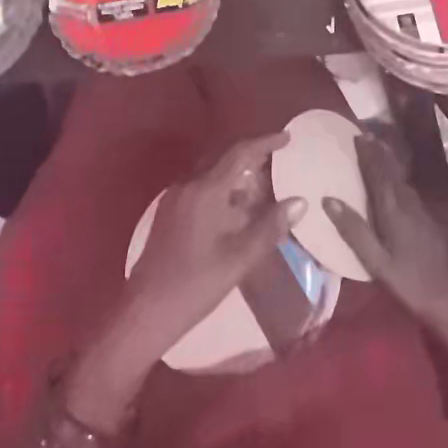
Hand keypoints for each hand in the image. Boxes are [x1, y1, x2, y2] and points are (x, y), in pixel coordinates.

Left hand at [65, 133, 303, 429]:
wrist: (148, 309)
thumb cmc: (197, 284)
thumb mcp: (240, 257)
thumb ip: (270, 226)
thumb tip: (299, 201)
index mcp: (204, 190)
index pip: (238, 153)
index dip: (264, 142)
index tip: (287, 138)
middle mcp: (187, 185)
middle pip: (221, 156)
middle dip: (250, 152)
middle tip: (278, 156)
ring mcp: (175, 198)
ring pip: (210, 171)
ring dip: (235, 170)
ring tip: (264, 180)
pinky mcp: (170, 212)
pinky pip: (200, 186)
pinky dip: (222, 186)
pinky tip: (238, 205)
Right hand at [324, 135, 447, 354]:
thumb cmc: (408, 283)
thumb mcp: (375, 261)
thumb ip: (353, 230)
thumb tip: (328, 199)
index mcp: (394, 212)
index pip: (379, 175)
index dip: (369, 156)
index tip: (357, 137)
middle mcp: (409, 206)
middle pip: (393, 173)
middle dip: (380, 154)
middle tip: (366, 137)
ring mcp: (422, 213)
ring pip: (403, 181)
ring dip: (390, 164)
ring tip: (377, 153)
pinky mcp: (428, 223)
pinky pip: (409, 191)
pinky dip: (398, 179)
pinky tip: (395, 184)